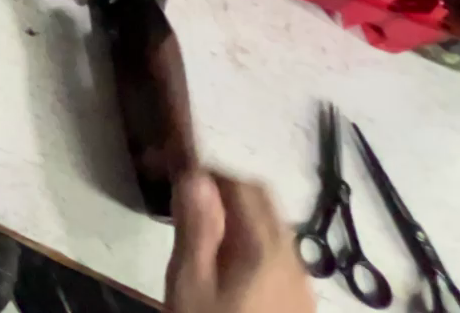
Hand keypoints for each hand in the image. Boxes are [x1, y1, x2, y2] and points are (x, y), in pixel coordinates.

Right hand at [167, 170, 314, 312]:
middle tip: (174, 184)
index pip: (240, 185)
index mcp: (263, 251)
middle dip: (218, 181)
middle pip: (261, 198)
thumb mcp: (190, 280)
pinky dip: (245, 228)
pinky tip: (218, 246)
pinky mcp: (297, 296)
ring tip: (190, 212)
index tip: (161, 164)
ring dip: (232, 204)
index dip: (201, 165)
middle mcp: (291, 259)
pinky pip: (275, 245)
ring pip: (270, 220)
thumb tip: (194, 175)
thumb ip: (196, 227)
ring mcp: (299, 280)